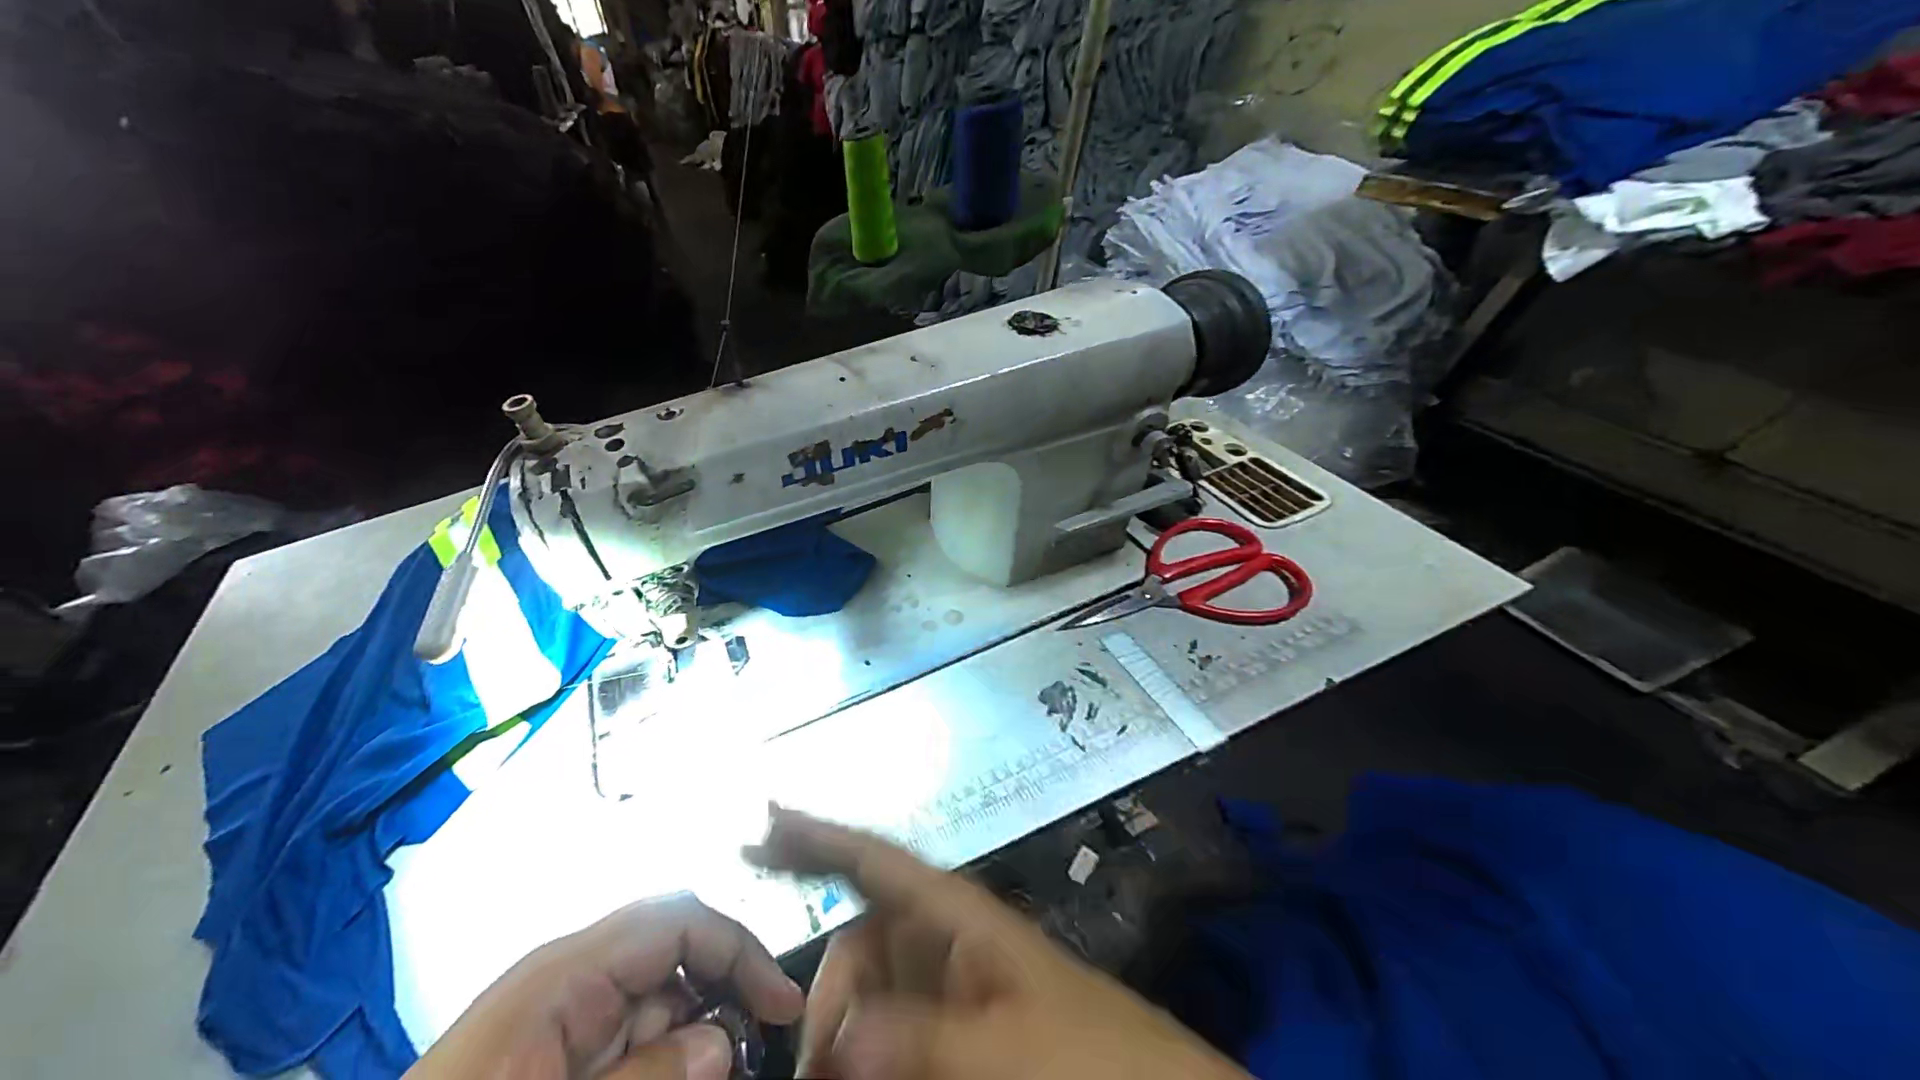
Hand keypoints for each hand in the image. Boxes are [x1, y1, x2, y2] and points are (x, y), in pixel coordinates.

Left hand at [405, 893, 804, 1079]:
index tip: (781, 1003)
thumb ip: (646, 1076)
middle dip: (724, 997)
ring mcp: (568, 1015)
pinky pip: (635, 1038)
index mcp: (569, 972)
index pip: (679, 922)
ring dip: (697, 1037)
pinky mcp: (564, 1050)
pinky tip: (681, 1073)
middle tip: (758, 1051)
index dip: (740, 951)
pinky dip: (667, 1058)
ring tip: (725, 1070)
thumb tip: (724, 1043)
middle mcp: (576, 978)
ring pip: (663, 1003)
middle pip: (678, 958)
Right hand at [745, 807, 1250, 1079]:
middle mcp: (946, 942)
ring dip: (841, 1031)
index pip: (876, 860)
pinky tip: (854, 1063)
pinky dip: (866, 1046)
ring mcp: (950, 987)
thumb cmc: (1093, 1056)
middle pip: (861, 944)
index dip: (819, 835)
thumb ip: (923, 1036)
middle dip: (829, 997)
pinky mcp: (954, 1028)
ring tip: (829, 1070)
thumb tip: (836, 1034)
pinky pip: (891, 1031)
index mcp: (958, 916)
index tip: (763, 822)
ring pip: (871, 994)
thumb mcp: (1009, 1047)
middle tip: (813, 1065)